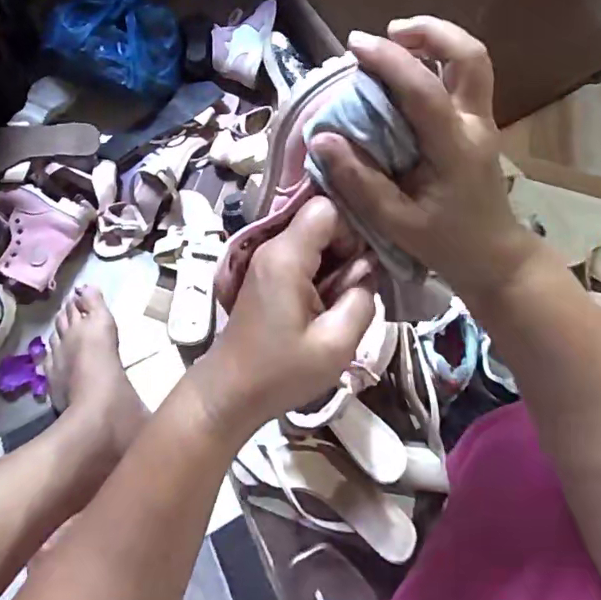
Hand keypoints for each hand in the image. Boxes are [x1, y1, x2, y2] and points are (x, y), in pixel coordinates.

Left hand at [189, 196, 376, 431]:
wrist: (230, 392)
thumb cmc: (281, 372)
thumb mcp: (335, 345)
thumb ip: (362, 301)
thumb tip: (370, 274)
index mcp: (286, 257)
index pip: (326, 207)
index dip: (352, 228)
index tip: (364, 262)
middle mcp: (273, 247)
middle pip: (320, 218)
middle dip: (347, 244)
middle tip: (358, 283)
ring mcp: (267, 258)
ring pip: (314, 235)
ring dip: (336, 258)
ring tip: (345, 295)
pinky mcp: (268, 272)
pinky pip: (303, 252)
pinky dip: (322, 268)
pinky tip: (328, 299)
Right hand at [312, 17, 558, 304]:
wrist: (495, 257)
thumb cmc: (447, 243)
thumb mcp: (397, 222)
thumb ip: (359, 181)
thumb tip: (323, 139)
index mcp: (455, 147)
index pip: (425, 89)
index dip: (390, 60)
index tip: (355, 44)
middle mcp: (475, 123)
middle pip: (471, 55)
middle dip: (431, 31)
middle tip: (389, 32)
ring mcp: (482, 120)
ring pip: (471, 60)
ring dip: (435, 41)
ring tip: (394, 44)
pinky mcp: (478, 123)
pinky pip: (462, 76)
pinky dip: (435, 60)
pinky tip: (406, 72)